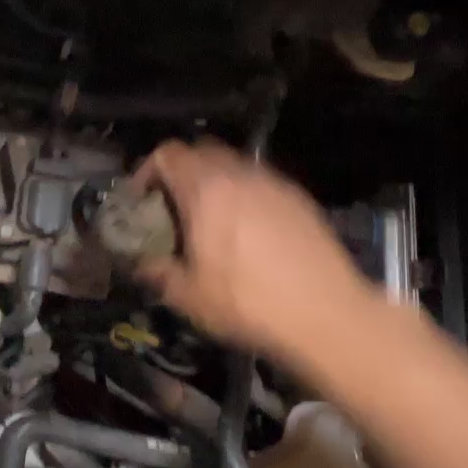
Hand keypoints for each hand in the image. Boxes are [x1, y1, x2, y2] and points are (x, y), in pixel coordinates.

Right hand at [129, 139, 377, 362]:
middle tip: (171, 207)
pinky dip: (243, 196)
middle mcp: (240, 176)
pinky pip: (260, 185)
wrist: (328, 315)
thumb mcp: (187, 295)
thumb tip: (139, 262)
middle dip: (180, 173)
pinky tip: (245, 233)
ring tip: (207, 220)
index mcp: (206, 191)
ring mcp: (275, 185)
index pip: (168, 154)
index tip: (141, 200)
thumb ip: (156, 270)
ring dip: (213, 183)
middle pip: (201, 151)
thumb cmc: (247, 302)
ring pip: (233, 166)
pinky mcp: (300, 201)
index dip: (147, 171)